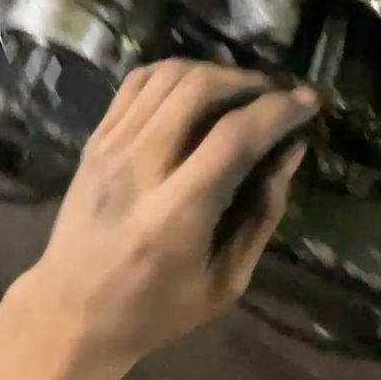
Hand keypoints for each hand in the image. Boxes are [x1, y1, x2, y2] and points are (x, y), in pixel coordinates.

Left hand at [0, 60, 314, 379]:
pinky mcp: (95, 137)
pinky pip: (135, 82)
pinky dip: (172, 72)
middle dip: (246, 81)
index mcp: (175, 215)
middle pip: (196, 90)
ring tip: (241, 89)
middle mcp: (139, 167)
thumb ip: (262, 214)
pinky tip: (195, 86)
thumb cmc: (156, 308)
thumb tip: (291, 151)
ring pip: (165, 76)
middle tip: (276, 94)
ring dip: (212, 71)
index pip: (232, 139)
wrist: (72, 307)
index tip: (308, 101)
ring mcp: (110, 145)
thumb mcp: (225, 282)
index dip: (277, 111)